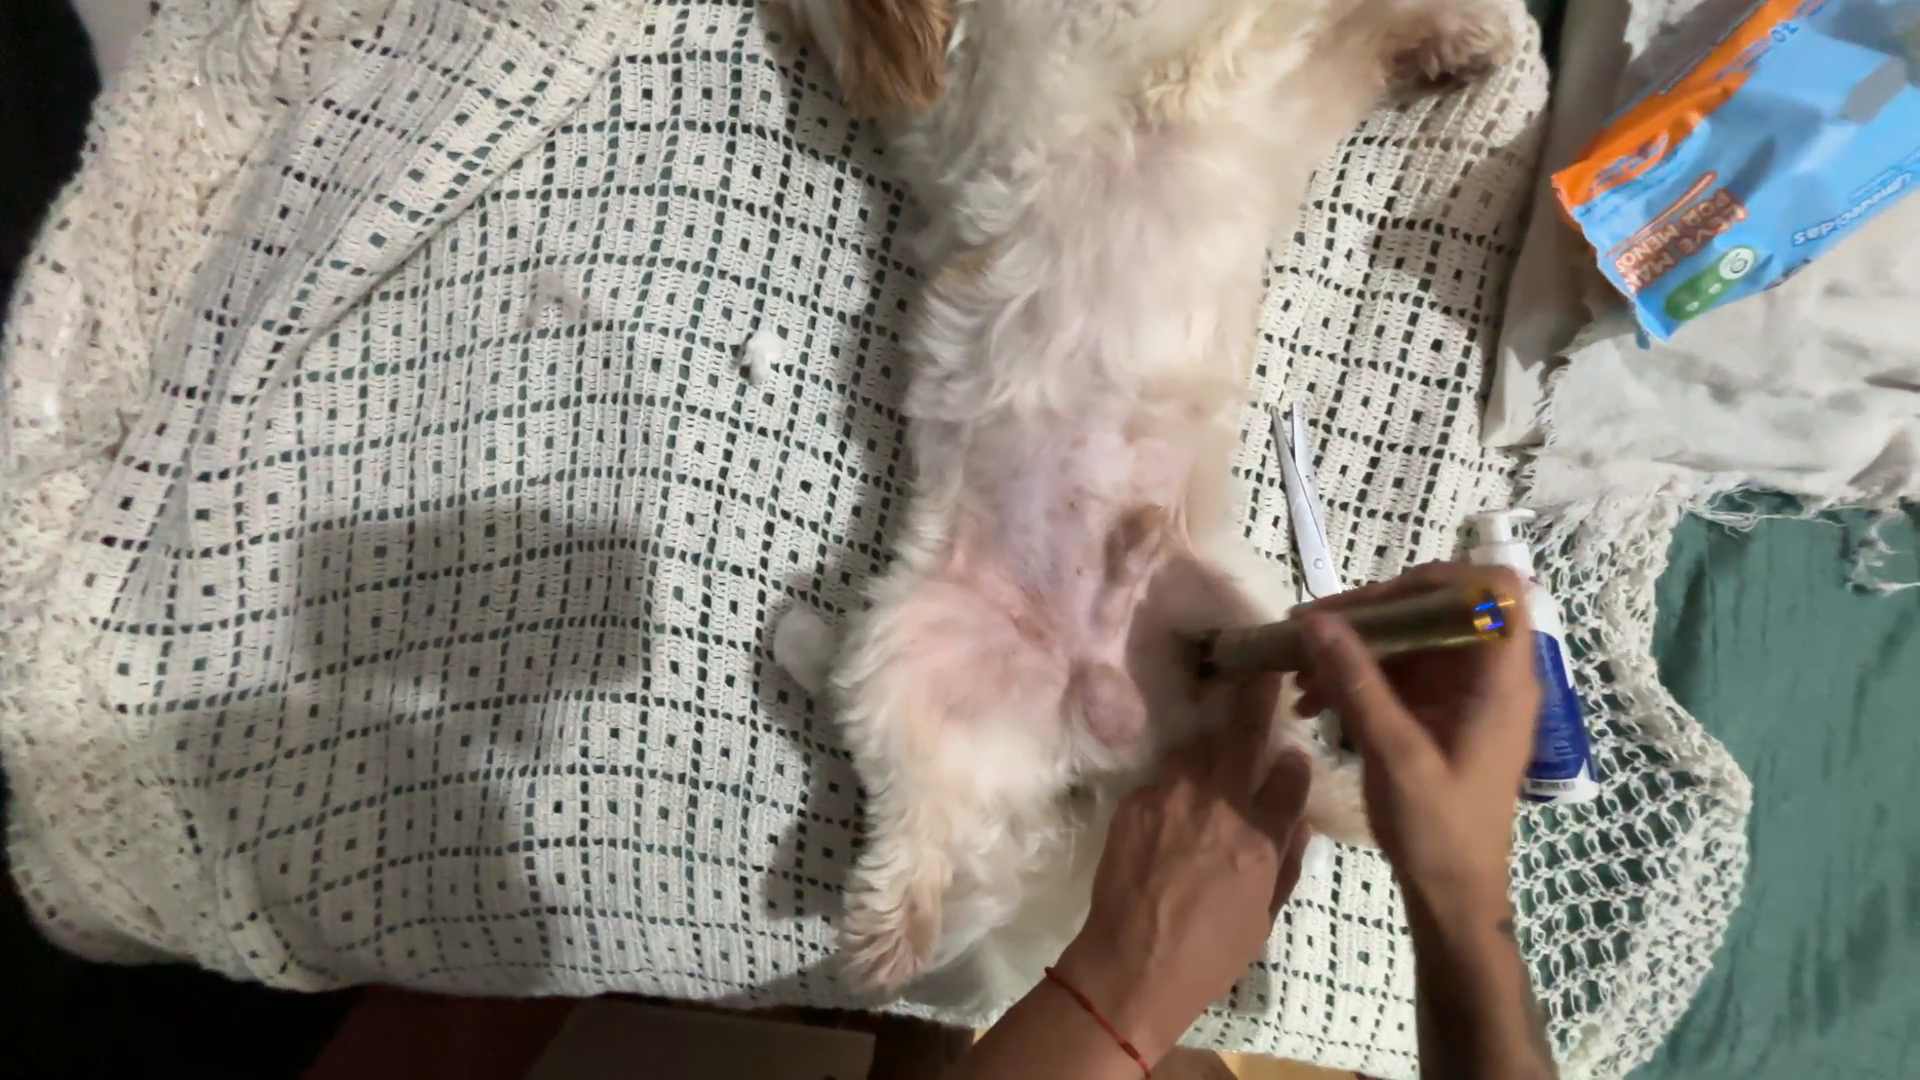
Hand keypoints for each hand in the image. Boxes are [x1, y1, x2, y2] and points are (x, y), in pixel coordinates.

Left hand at [1051, 675, 1312, 1064]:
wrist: (1133, 959)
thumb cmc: (1209, 951)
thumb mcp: (1264, 915)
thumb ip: (1287, 860)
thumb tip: (1302, 819)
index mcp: (1258, 836)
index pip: (1288, 777)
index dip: (1293, 762)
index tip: (1292, 751)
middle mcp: (1218, 803)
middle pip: (1241, 736)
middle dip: (1255, 698)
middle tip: (1260, 671)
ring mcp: (1172, 795)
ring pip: (1195, 748)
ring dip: (1208, 741)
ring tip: (1212, 728)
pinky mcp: (1136, 798)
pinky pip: (1161, 775)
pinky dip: (1173, 778)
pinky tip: (1174, 792)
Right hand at [1294, 562, 1539, 922]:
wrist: (1451, 891)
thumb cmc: (1438, 828)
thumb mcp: (1394, 752)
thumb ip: (1356, 681)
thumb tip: (1317, 620)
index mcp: (1500, 681)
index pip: (1495, 593)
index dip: (1442, 581)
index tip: (1378, 599)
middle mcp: (1483, 675)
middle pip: (1433, 610)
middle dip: (1369, 615)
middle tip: (1310, 629)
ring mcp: (1456, 692)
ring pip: (1404, 639)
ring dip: (1348, 648)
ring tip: (1297, 672)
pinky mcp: (1432, 709)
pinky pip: (1390, 671)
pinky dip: (1349, 676)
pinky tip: (1309, 700)